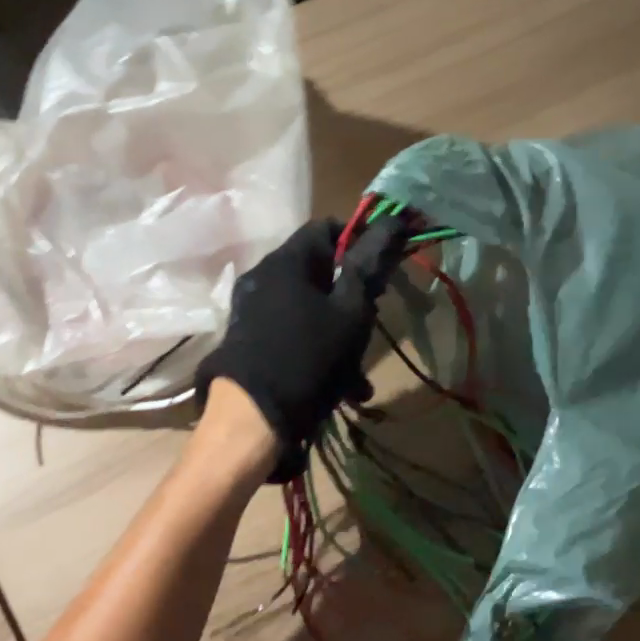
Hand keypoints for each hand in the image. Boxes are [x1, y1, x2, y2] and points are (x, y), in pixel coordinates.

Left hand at [194, 216, 408, 482]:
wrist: (251, 419)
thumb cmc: (309, 358)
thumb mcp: (351, 311)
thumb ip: (371, 265)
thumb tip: (393, 221)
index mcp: (285, 260)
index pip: (326, 228)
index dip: (358, 242)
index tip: (382, 271)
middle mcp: (261, 278)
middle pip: (317, 273)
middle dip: (351, 299)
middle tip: (372, 326)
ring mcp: (249, 313)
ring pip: (307, 311)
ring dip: (338, 337)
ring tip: (359, 376)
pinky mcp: (246, 344)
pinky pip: (290, 337)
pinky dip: (315, 354)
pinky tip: (340, 391)